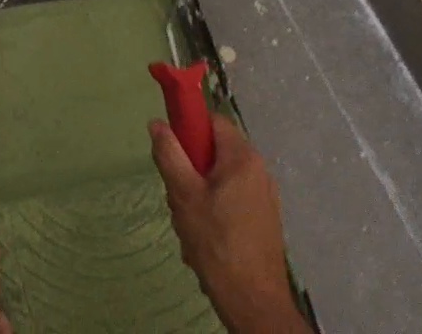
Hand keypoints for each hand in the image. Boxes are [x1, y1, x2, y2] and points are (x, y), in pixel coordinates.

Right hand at [150, 115, 311, 333]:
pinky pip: (230, 199)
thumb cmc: (216, 241)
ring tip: (188, 221)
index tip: (170, 149)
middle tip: (177, 194)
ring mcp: (264, 196)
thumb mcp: (183, 194)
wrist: (253, 301)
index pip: (211, 120)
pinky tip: (202, 237)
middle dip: (189, 168)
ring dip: (197, 193)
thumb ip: (169, 154)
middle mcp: (259, 171)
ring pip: (218, 178)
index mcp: (243, 158)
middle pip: (213, 151)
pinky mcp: (263, 218)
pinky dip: (212, 210)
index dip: (187, 128)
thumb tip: (158, 123)